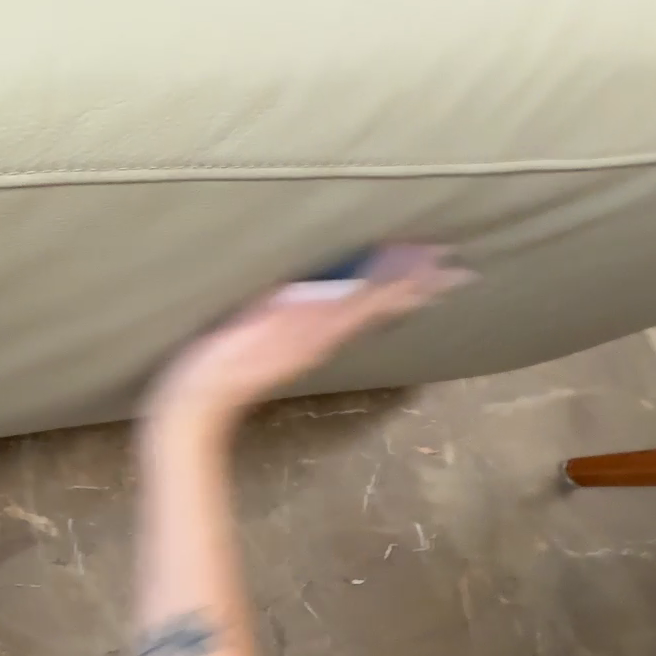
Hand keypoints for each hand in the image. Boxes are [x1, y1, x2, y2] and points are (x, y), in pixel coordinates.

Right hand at [144, 245, 473, 433]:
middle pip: (377, 308)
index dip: (403, 272)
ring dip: (398, 297)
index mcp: (313, 327)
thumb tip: (342, 287)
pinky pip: (345, 326)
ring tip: (427, 283)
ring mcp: (310, 347)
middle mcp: (321, 337)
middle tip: (457, 268)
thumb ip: (293, 305)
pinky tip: (369, 307)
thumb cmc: (215, 364)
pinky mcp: (296, 353)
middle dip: (414, 286)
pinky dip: (370, 311)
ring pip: (366, 318)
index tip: (437, 250)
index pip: (371, 295)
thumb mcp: (250, 327)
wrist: (198, 405)